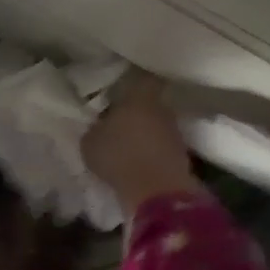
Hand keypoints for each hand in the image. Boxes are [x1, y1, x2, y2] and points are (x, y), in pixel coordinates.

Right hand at [80, 73, 203, 218]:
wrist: (157, 191)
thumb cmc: (119, 157)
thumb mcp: (89, 142)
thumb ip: (94, 128)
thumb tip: (98, 125)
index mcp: (139, 98)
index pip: (140, 78)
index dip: (131, 79)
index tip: (118, 84)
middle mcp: (161, 109)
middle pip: (148, 102)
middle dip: (134, 109)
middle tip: (114, 118)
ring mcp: (174, 132)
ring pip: (155, 124)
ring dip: (142, 131)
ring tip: (123, 143)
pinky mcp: (180, 154)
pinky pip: (160, 145)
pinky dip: (149, 150)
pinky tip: (134, 159)